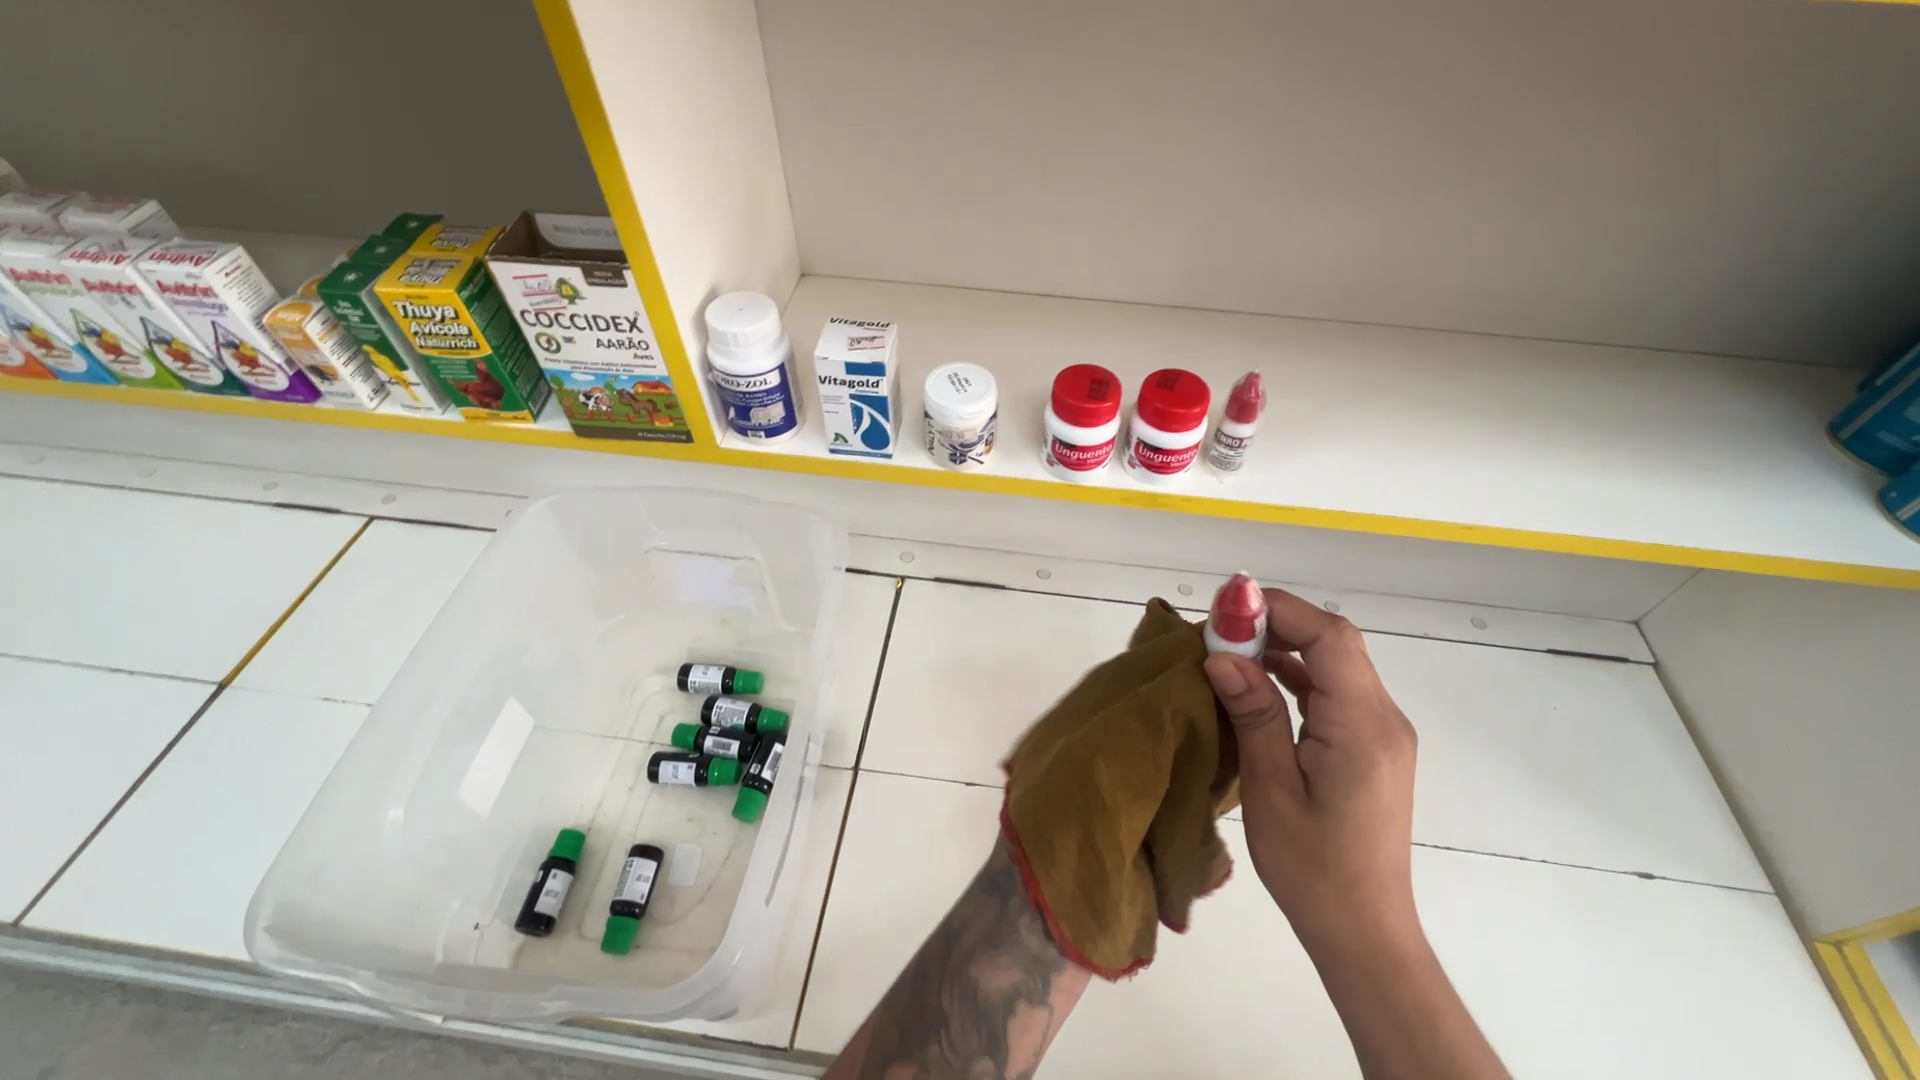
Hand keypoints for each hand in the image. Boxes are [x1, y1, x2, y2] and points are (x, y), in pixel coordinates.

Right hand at [1204, 588, 1418, 947]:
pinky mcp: (1369, 745)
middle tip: (1216, 630)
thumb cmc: (1313, 868)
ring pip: (1334, 663)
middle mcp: (1383, 718)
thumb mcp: (1271, 790)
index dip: (1277, 610)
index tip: (1223, 610)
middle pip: (1335, 642)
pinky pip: (1333, 691)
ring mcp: (1381, 731)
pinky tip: (1254, 683)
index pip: (1330, 637)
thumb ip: (1254, 715)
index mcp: (1363, 726)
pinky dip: (1294, 675)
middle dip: (1275, 622)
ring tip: (1225, 652)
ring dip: (1282, 647)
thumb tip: (1221, 656)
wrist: (1363, 929)